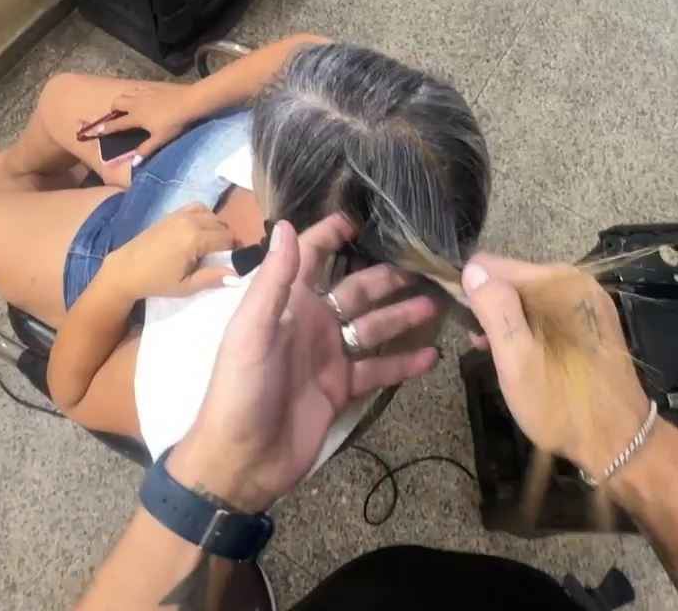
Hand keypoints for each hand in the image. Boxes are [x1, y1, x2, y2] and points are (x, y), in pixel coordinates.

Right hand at [88, 81, 199, 165]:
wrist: (189, 101)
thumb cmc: (174, 122)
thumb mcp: (160, 139)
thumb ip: (146, 150)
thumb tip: (133, 163)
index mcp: (135, 117)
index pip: (116, 124)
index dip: (105, 128)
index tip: (96, 130)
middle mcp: (135, 103)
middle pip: (116, 103)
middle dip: (112, 110)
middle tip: (115, 117)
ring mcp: (144, 93)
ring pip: (125, 93)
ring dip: (122, 100)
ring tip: (125, 106)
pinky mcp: (152, 87)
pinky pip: (137, 88)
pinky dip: (133, 92)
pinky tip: (140, 96)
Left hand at [98, 204, 237, 299]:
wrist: (125, 270)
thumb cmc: (156, 282)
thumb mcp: (185, 286)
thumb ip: (212, 278)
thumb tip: (238, 276)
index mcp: (195, 238)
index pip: (227, 239)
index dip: (236, 249)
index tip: (237, 260)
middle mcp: (191, 221)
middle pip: (222, 225)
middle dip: (228, 239)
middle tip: (226, 256)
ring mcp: (180, 214)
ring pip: (212, 215)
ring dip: (218, 227)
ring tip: (214, 244)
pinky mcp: (172, 213)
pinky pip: (197, 207)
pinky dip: (205, 215)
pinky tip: (201, 229)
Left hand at [167, 216, 440, 512]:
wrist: (242, 462)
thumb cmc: (240, 390)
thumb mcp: (252, 332)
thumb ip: (273, 282)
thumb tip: (284, 225)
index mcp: (287, 302)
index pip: (311, 254)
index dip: (331, 233)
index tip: (360, 216)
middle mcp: (312, 321)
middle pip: (355, 289)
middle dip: (386, 276)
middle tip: (424, 265)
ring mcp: (329, 354)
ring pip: (373, 326)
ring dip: (402, 315)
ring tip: (437, 304)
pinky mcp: (341, 387)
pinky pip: (377, 368)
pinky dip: (403, 363)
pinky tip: (431, 356)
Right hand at [462, 253, 649, 478]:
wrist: (621, 444)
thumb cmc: (562, 405)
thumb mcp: (518, 361)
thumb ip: (495, 310)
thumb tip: (472, 270)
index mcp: (558, 282)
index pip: (492, 266)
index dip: (472, 294)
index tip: (471, 330)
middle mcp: (575, 280)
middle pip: (510, 278)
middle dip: (491, 308)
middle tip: (486, 349)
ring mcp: (587, 299)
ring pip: (526, 295)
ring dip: (508, 320)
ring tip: (503, 357)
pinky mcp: (592, 319)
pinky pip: (546, 309)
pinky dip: (530, 326)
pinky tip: (528, 355)